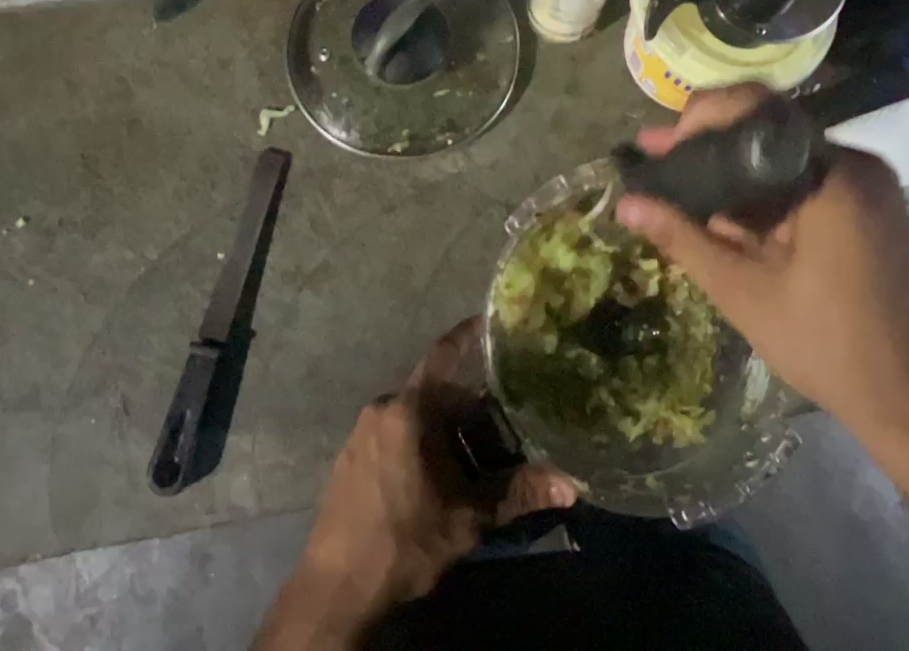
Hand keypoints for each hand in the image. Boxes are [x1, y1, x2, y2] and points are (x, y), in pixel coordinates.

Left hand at [287, 318, 576, 621]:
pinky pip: (394, 434)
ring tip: (473, 467)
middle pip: (436, 395)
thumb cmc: (405, 540)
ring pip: (415, 417)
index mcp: (410, 410)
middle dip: (470, 414)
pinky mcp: (350, 457)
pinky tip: (436, 481)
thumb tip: (570, 486)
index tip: (486, 321)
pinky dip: (420, 445)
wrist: (337, 587)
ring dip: (445, 433)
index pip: (443, 356)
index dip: (466, 336)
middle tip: (501, 440)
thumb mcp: (468, 517)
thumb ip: (518, 493)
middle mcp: (382, 409)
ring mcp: (361, 432)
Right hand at [614, 85, 908, 445]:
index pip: (754, 111)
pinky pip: (802, 186)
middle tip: (651, 162)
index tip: (657, 149)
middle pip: (766, 134)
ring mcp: (866, 188)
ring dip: (729, 177)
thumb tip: (625, 204)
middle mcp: (853, 165)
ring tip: (669, 187)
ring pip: (781, 162)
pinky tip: (716, 214)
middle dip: (705, 149)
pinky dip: (760, 198)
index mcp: (830, 174)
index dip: (697, 121)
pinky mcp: (868, 212)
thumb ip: (683, 240)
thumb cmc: (830, 346)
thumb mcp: (744, 293)